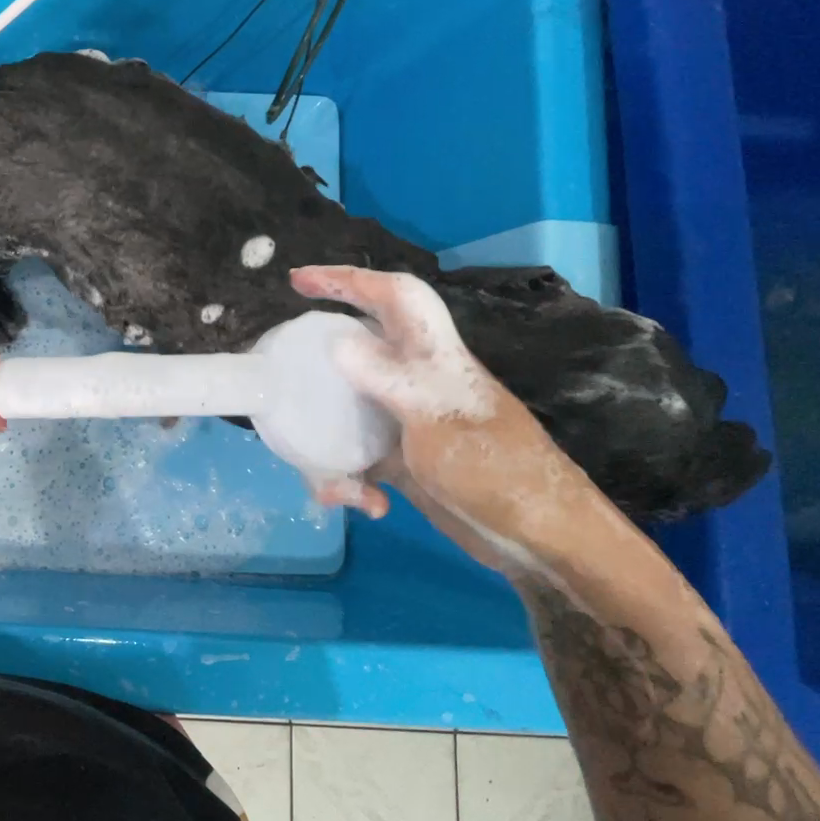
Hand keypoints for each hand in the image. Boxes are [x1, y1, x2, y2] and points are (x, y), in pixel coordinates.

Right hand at [288, 266, 606, 572]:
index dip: (348, 280)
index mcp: (432, 361)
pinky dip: (348, 484)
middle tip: (278, 372)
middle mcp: (415, 384)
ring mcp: (406, 423)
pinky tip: (363, 504)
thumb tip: (336, 341)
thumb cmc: (498, 473)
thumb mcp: (437, 421)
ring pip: (342, 416)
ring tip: (331, 487)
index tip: (297, 282)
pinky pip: (352, 460)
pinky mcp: (402, 461)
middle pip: (352, 354)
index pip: (393, 299)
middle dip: (312, 366)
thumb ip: (389, 380)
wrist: (541, 540)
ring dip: (326, 452)